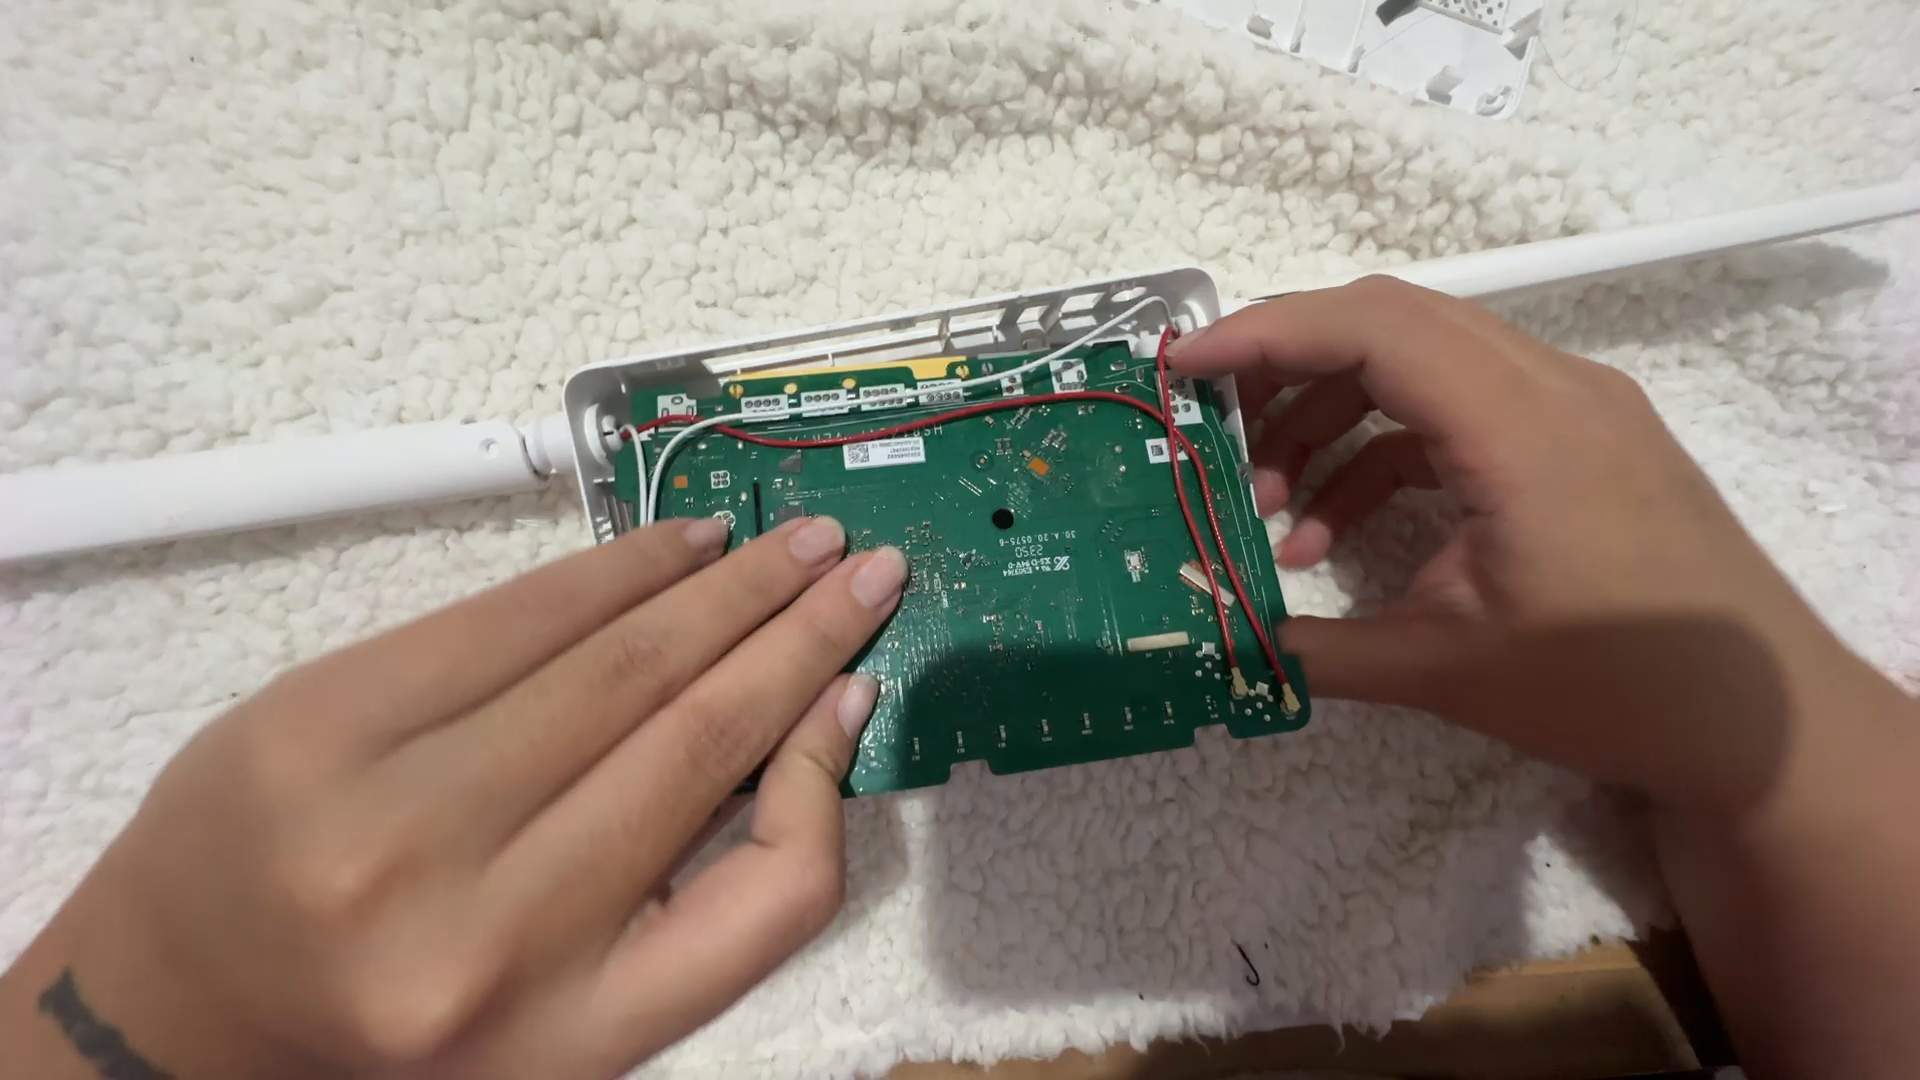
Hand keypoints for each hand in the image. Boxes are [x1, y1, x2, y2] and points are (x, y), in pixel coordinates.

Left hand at [0, 516, 904, 1078]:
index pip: (769, 877)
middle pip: (694, 729)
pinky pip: (517, 611)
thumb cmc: (447, 1015)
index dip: (827, 757)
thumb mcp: (618, 1004)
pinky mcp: (317, 714)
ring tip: (796, 542)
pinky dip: (622, 564)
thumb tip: (830, 706)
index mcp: (574, 1017)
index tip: (867, 667)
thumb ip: (751, 876)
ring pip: (616, 656)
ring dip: (728, 583)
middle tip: (861, 563)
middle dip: (797, 626)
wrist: (193, 1022)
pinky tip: (684, 540)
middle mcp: (481, 925)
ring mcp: (383, 810)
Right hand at [1174, 276, 1919, 1075]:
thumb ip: (1313, 649)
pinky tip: (1330, 532)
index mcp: (1522, 430)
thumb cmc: (1612, 689)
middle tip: (1210, 414)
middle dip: (1281, 363)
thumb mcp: (1440, 672)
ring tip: (1266, 499)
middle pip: (1387, 323)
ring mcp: (1561, 407)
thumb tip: (1217, 641)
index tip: (1185, 365)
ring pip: (1409, 363)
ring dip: (1321, 417)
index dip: (1267, 333)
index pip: (1376, 329)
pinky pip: (1438, 414)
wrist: (1765, 726)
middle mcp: (1548, 389)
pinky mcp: (1560, 438)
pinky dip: (1367, 456)